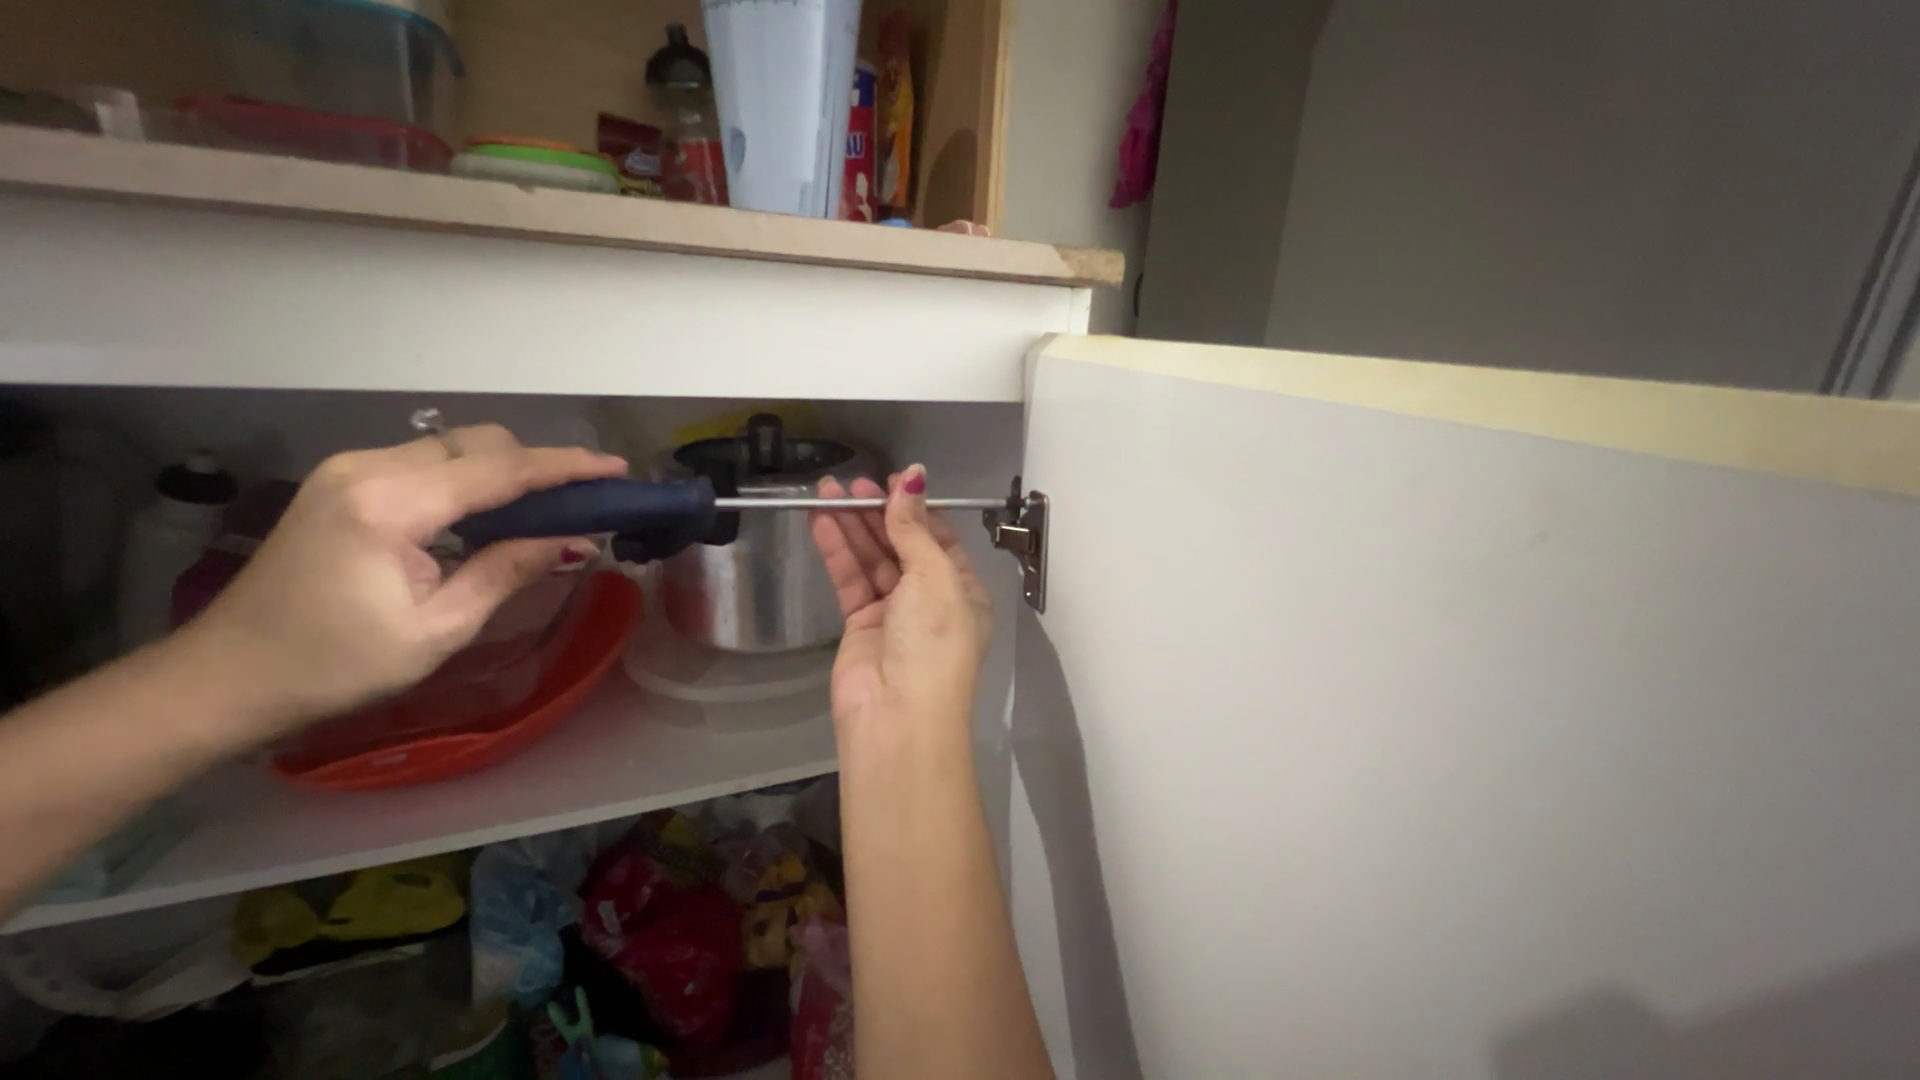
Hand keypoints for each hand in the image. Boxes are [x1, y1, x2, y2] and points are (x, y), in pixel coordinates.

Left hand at [175, 424, 627, 742]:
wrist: (228, 675)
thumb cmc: (337, 665)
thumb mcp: (439, 629)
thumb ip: (507, 571)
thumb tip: (573, 541)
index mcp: (390, 505)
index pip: (499, 469)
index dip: (565, 466)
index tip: (616, 469)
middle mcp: (368, 468)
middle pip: (478, 442)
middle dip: (537, 464)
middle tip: (581, 501)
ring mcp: (349, 469)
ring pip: (453, 446)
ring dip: (504, 469)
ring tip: (544, 509)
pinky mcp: (343, 481)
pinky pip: (427, 462)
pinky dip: (471, 478)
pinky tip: (489, 512)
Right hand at [809, 465, 991, 734]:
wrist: (898, 717)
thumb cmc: (933, 642)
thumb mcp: (934, 577)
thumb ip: (915, 528)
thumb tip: (913, 476)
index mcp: (963, 590)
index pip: (939, 538)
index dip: (915, 508)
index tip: (891, 480)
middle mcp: (931, 601)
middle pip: (902, 545)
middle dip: (878, 513)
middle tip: (851, 483)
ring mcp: (894, 614)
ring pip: (872, 559)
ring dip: (852, 526)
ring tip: (826, 491)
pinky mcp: (860, 625)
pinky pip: (850, 579)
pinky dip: (837, 550)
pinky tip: (821, 521)